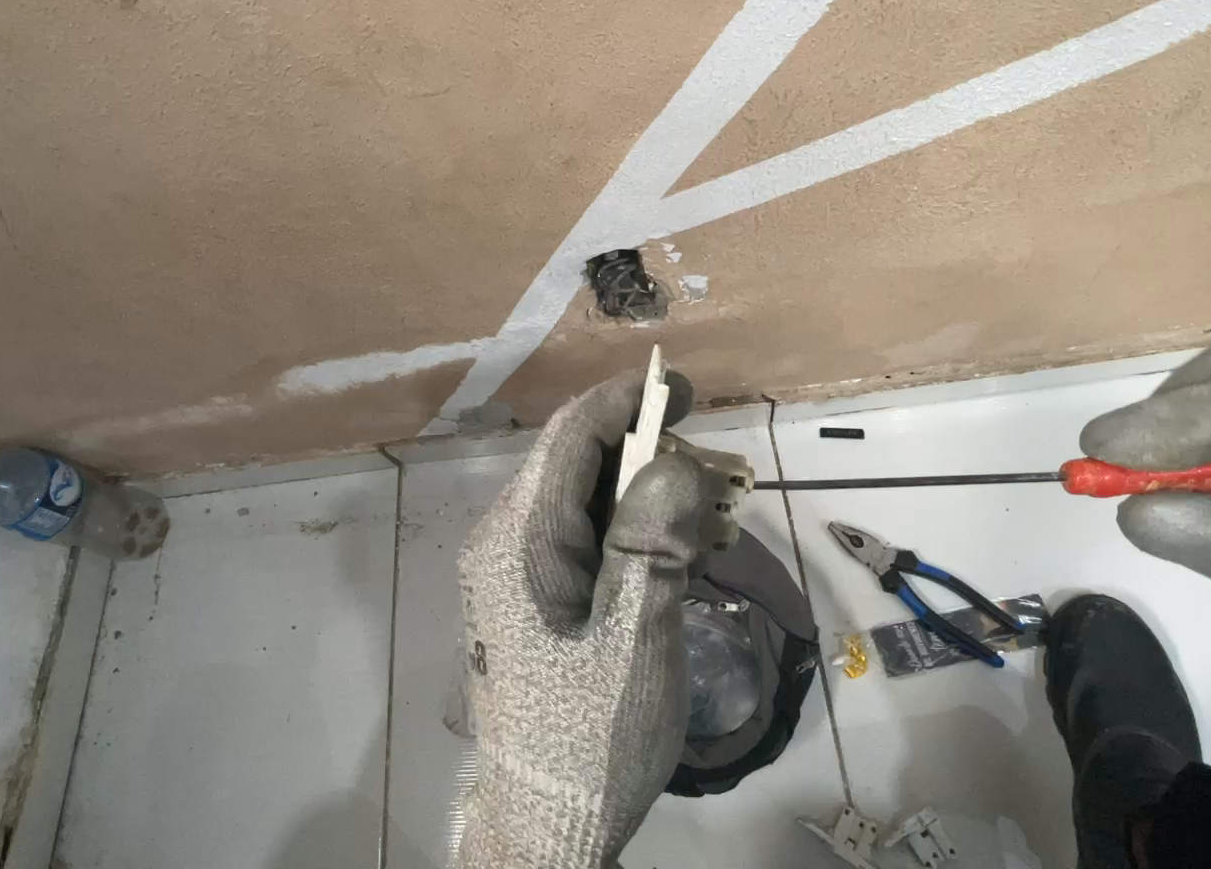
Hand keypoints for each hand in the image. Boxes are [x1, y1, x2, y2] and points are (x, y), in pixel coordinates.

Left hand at [456, 370, 703, 867]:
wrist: (545, 825)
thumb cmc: (589, 739)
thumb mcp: (633, 642)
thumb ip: (651, 546)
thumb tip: (672, 460)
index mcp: (518, 542)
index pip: (568, 439)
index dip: (623, 401)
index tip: (682, 386)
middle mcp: (505, 541)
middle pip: (572, 463)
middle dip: (639, 444)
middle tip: (705, 457)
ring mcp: (514, 568)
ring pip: (579, 497)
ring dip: (637, 486)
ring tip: (697, 501)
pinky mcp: (530, 593)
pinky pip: (580, 535)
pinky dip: (626, 525)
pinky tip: (667, 545)